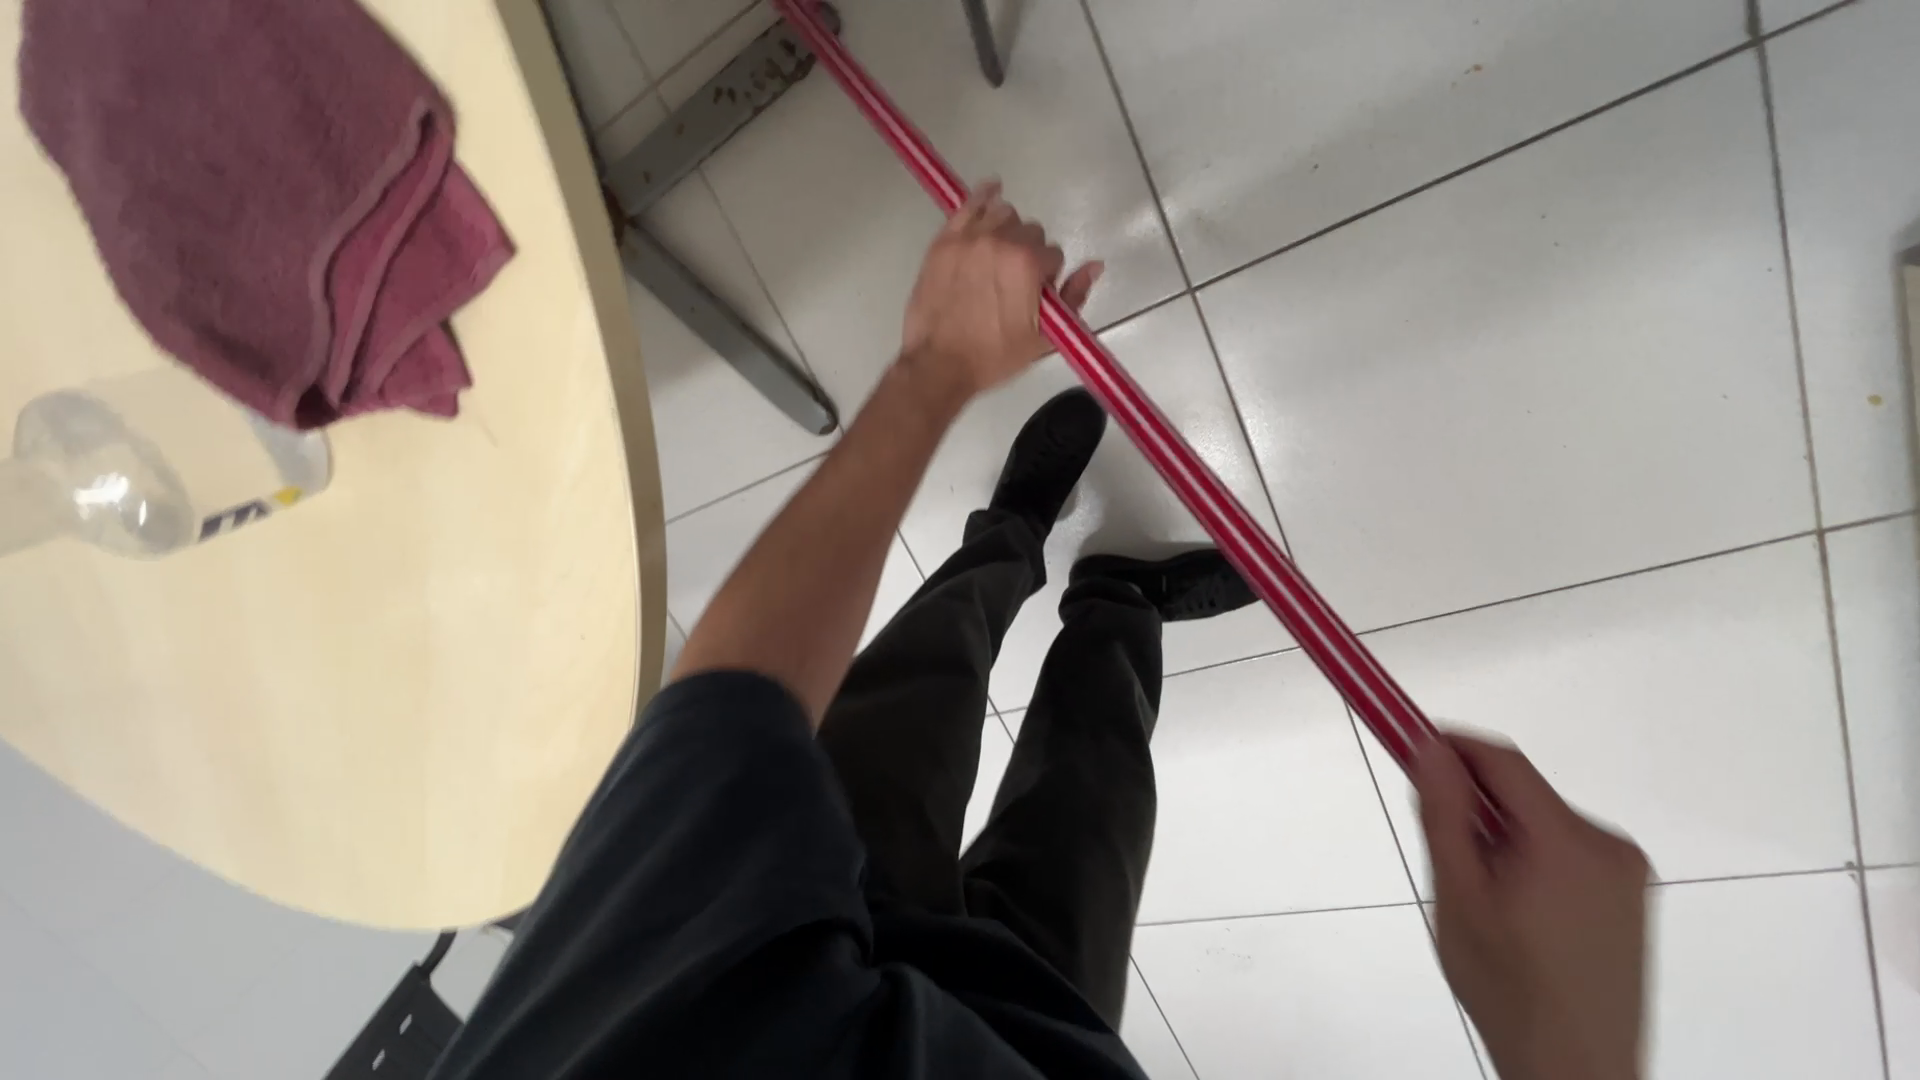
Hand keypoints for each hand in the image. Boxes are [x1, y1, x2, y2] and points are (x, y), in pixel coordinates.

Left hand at [899, 180, 1101, 403]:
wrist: (940, 364)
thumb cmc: (994, 356)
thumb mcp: (1044, 337)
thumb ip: (1073, 297)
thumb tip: (1095, 266)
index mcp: (1028, 264)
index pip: (1053, 253)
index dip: (1047, 276)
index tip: (1034, 295)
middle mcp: (1000, 241)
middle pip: (1029, 231)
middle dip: (1028, 251)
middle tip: (1014, 280)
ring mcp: (969, 238)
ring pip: (1001, 213)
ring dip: (1007, 228)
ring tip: (999, 254)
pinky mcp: (944, 241)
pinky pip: (968, 204)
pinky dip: (983, 195)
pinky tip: (991, 190)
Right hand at [1414, 732, 1650, 1079]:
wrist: (1576, 1072)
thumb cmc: (1504, 984)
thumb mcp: (1457, 895)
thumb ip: (1443, 814)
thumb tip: (1426, 744)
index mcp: (1568, 842)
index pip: (1502, 761)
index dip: (1450, 743)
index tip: (1404, 743)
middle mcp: (1609, 845)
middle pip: (1519, 791)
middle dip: (1471, 801)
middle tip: (1439, 846)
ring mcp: (1626, 872)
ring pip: (1537, 819)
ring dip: (1497, 832)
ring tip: (1476, 891)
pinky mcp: (1629, 894)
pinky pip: (1561, 847)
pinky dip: (1524, 854)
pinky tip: (1512, 906)